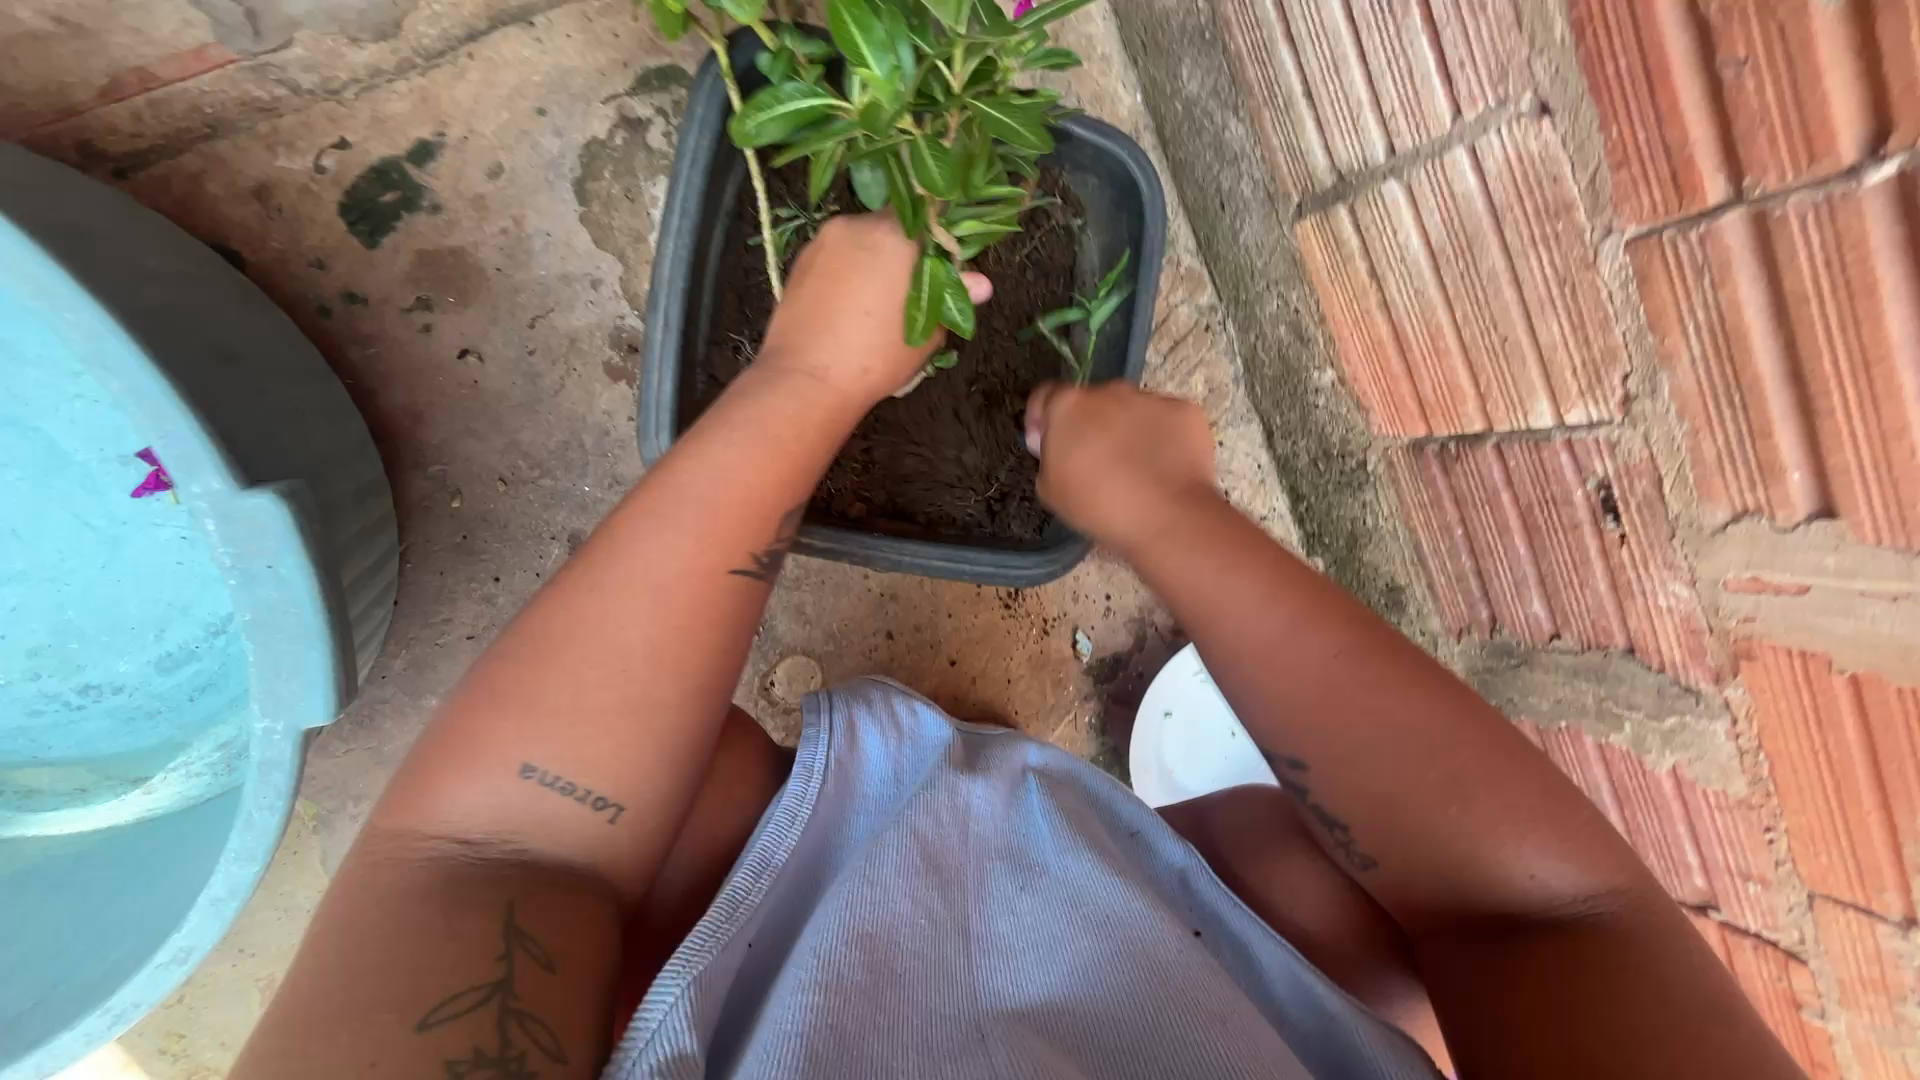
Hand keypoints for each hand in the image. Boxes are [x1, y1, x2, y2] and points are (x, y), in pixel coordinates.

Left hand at [757, 214, 991, 405]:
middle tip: (909, 294)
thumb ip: (952, 298)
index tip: (942, 270)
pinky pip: (835, 258)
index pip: (929, 218)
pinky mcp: (799, 261)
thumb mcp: (926, 333)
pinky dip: (846, 274)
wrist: (807, 379)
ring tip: (875, 307)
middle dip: (903, 254)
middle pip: (892, 228)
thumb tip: (981, 283)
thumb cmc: (877, 357)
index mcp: (896, 234)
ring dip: (872, 263)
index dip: (938, 242)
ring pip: (860, 242)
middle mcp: (857, 225)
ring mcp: (823, 240)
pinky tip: (848, 310)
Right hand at [1024, 381, 1218, 551]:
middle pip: (1092, 403)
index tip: (1048, 445)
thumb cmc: (1097, 506)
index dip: (1043, 421)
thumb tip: (1062, 449)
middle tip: (1095, 463)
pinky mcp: (1185, 411)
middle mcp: (1108, 391)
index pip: (1045, 397)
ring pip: (1131, 410)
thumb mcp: (1049, 489)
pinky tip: (1164, 468)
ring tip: (1136, 469)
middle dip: (1090, 426)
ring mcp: (1150, 398)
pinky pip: (1166, 421)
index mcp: (1068, 406)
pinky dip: (1163, 439)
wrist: (1166, 516)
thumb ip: (1050, 457)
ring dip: (1127, 431)